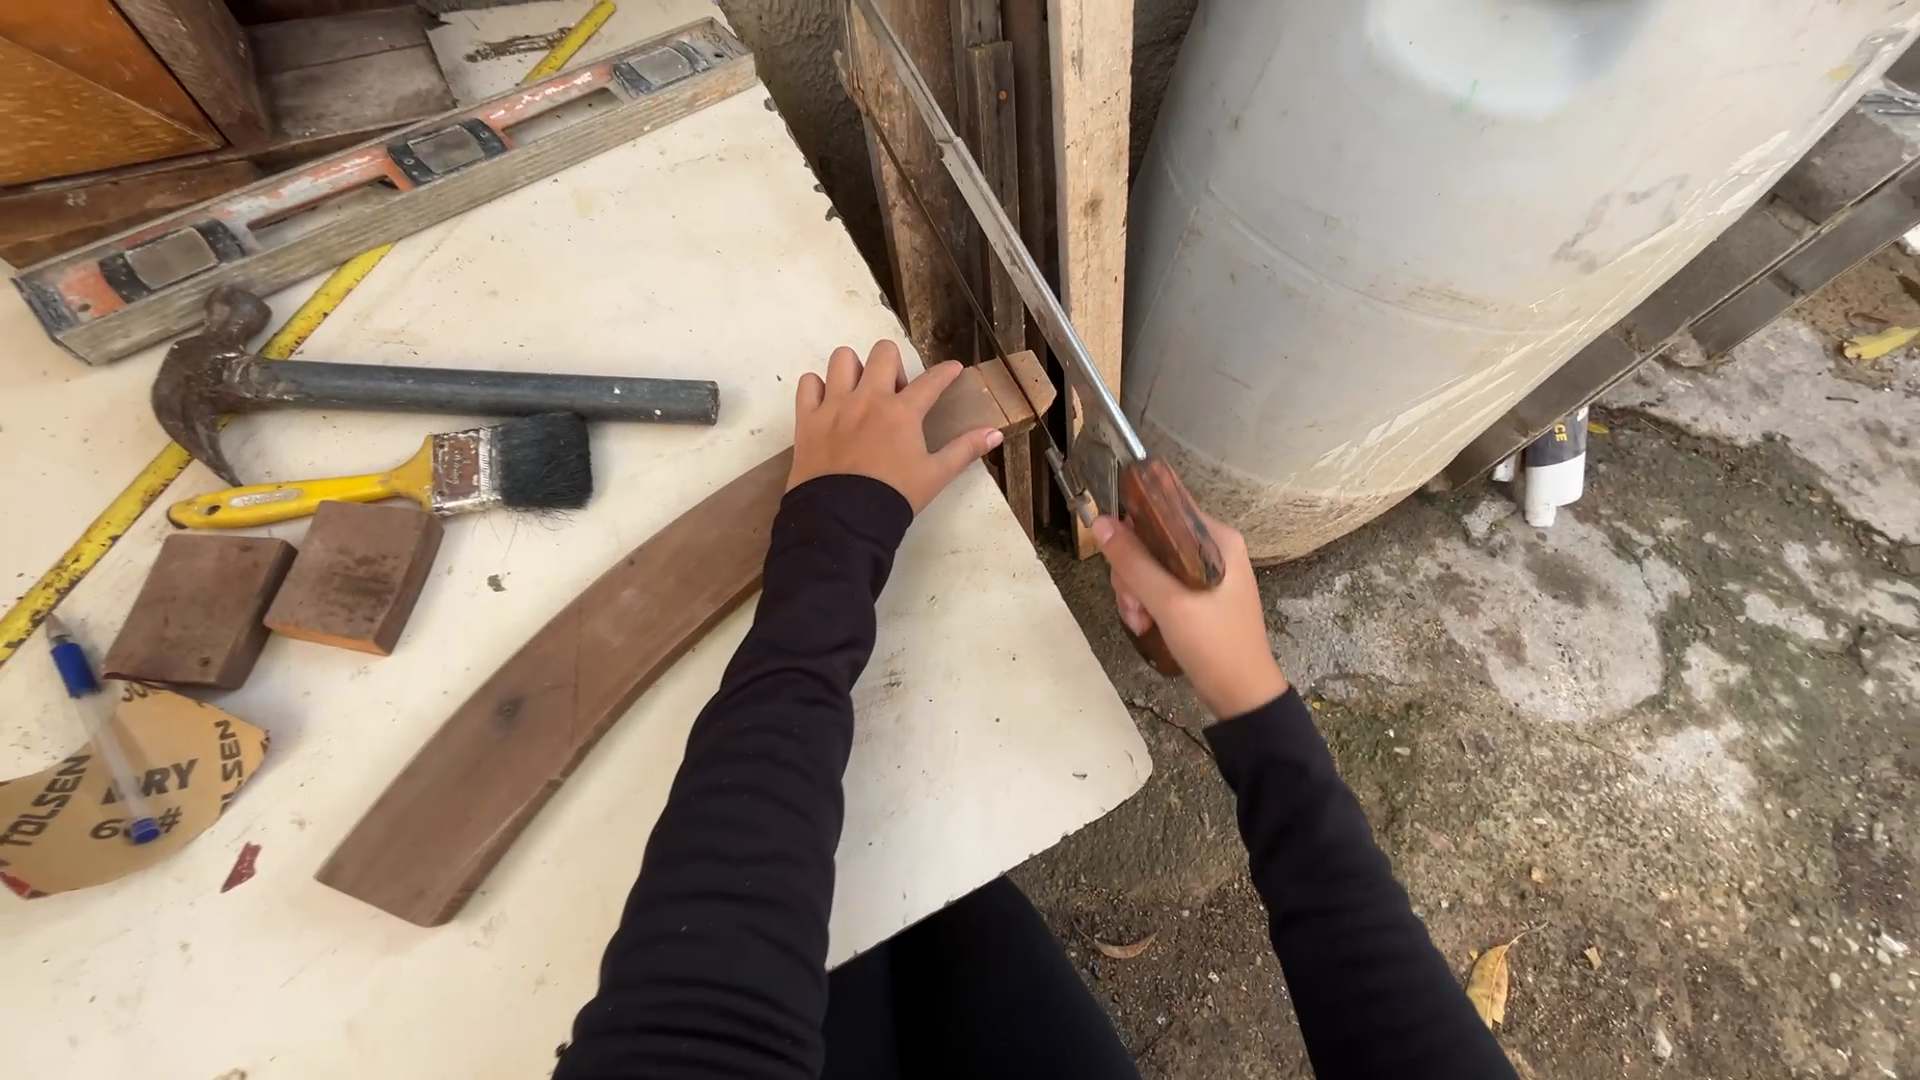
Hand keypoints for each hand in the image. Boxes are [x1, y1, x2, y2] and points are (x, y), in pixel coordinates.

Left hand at [788, 340, 1002, 512]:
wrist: (843, 520)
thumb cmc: (894, 497)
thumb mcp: (935, 476)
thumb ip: (965, 450)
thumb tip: (995, 433)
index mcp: (902, 412)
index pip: (932, 381)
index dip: (946, 372)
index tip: (952, 369)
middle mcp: (868, 399)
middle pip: (883, 353)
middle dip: (893, 365)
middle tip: (895, 392)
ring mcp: (834, 406)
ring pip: (843, 359)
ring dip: (854, 369)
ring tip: (860, 391)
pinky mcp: (807, 419)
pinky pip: (808, 383)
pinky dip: (818, 387)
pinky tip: (828, 402)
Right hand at [1092, 511, 1287, 717]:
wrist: (1241, 694)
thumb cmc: (1214, 643)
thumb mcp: (1169, 602)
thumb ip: (1134, 562)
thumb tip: (1100, 522)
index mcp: (1216, 539)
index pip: (1165, 509)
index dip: (1134, 525)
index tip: (1117, 553)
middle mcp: (1212, 549)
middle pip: (1152, 541)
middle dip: (1132, 572)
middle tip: (1133, 603)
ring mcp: (1203, 573)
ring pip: (1150, 566)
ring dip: (1135, 593)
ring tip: (1139, 620)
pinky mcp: (1196, 595)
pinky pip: (1158, 585)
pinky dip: (1145, 603)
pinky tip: (1144, 624)